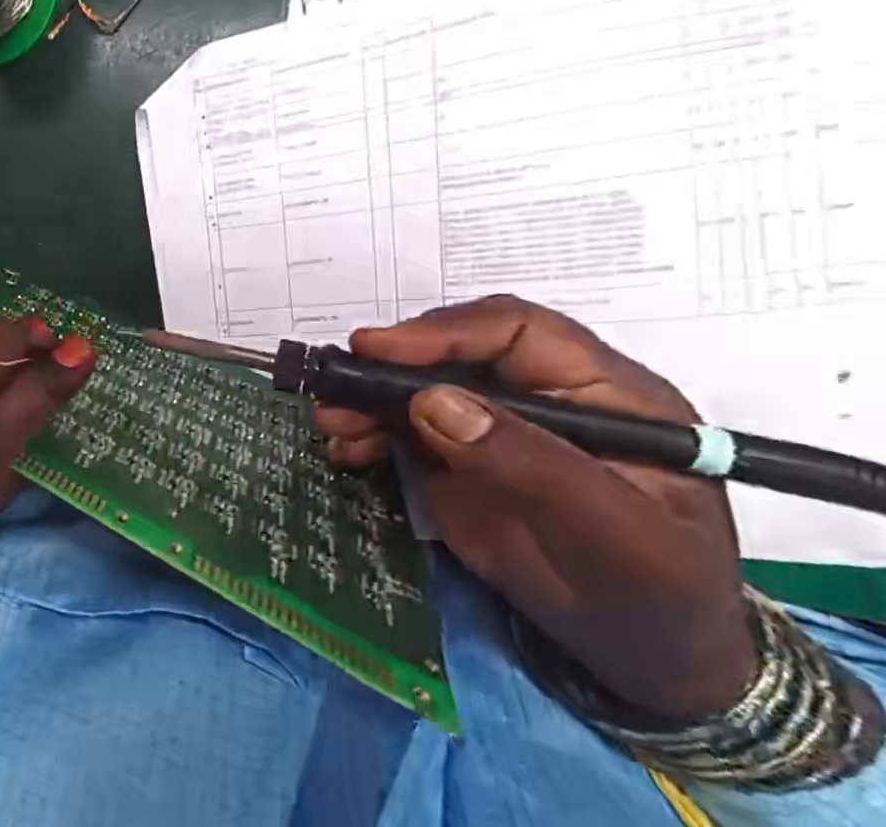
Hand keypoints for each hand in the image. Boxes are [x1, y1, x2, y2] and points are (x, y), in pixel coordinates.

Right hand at [314, 295, 755, 721]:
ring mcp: (490, 425)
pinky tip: (347, 452)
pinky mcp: (451, 455)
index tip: (376, 350)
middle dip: (387, 367)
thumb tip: (433, 403)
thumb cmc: (653, 593)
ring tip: (332, 426)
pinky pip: (396, 426)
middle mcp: (539, 395)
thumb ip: (532, 464)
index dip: (444, 332)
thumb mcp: (616, 534)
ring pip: (412, 386)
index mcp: (602, 394)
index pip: (517, 333)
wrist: (636, 653)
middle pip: (450, 353)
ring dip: (364, 399)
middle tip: (337, 390)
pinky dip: (363, 432)